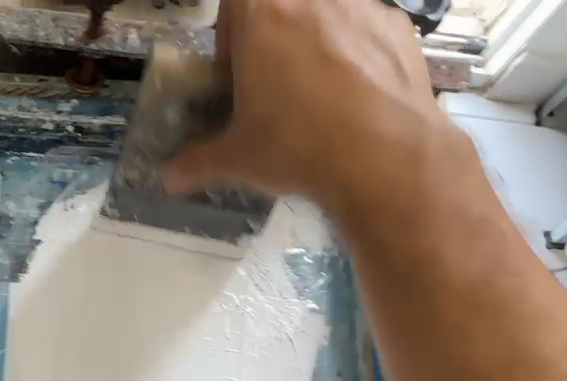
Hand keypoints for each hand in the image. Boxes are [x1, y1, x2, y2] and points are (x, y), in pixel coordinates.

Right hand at [164, 0, 462, 214]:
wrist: (381, 155)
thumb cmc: (296, 146)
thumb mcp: (235, 159)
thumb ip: (196, 161)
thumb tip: (169, 177)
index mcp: (264, 16)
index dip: (229, 29)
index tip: (233, 67)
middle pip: (281, 7)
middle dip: (270, 40)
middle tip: (267, 88)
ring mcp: (361, 6)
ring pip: (323, 17)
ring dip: (311, 47)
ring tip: (310, 101)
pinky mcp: (397, 27)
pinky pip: (363, 33)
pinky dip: (351, 59)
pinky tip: (349, 104)